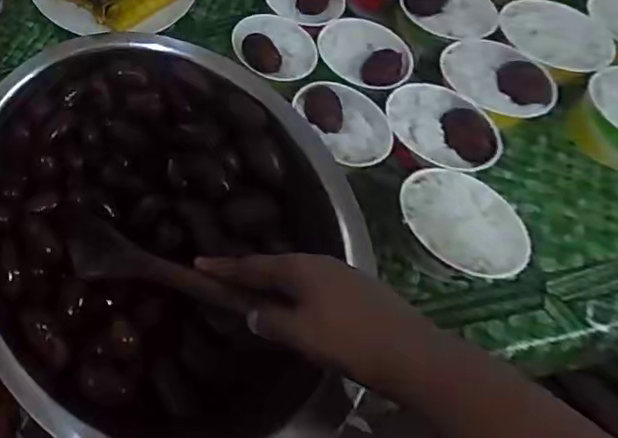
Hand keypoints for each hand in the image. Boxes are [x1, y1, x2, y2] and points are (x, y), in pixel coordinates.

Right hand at [197, 253, 440, 387]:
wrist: (418, 355)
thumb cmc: (352, 342)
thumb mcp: (303, 336)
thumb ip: (272, 322)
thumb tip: (251, 313)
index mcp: (299, 267)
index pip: (252, 265)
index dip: (225, 267)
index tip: (199, 262)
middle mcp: (318, 261)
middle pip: (275, 264)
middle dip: (250, 271)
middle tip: (226, 275)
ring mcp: (342, 272)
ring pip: (298, 273)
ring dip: (276, 281)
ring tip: (261, 289)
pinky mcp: (360, 287)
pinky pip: (317, 283)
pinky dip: (299, 289)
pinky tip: (303, 302)